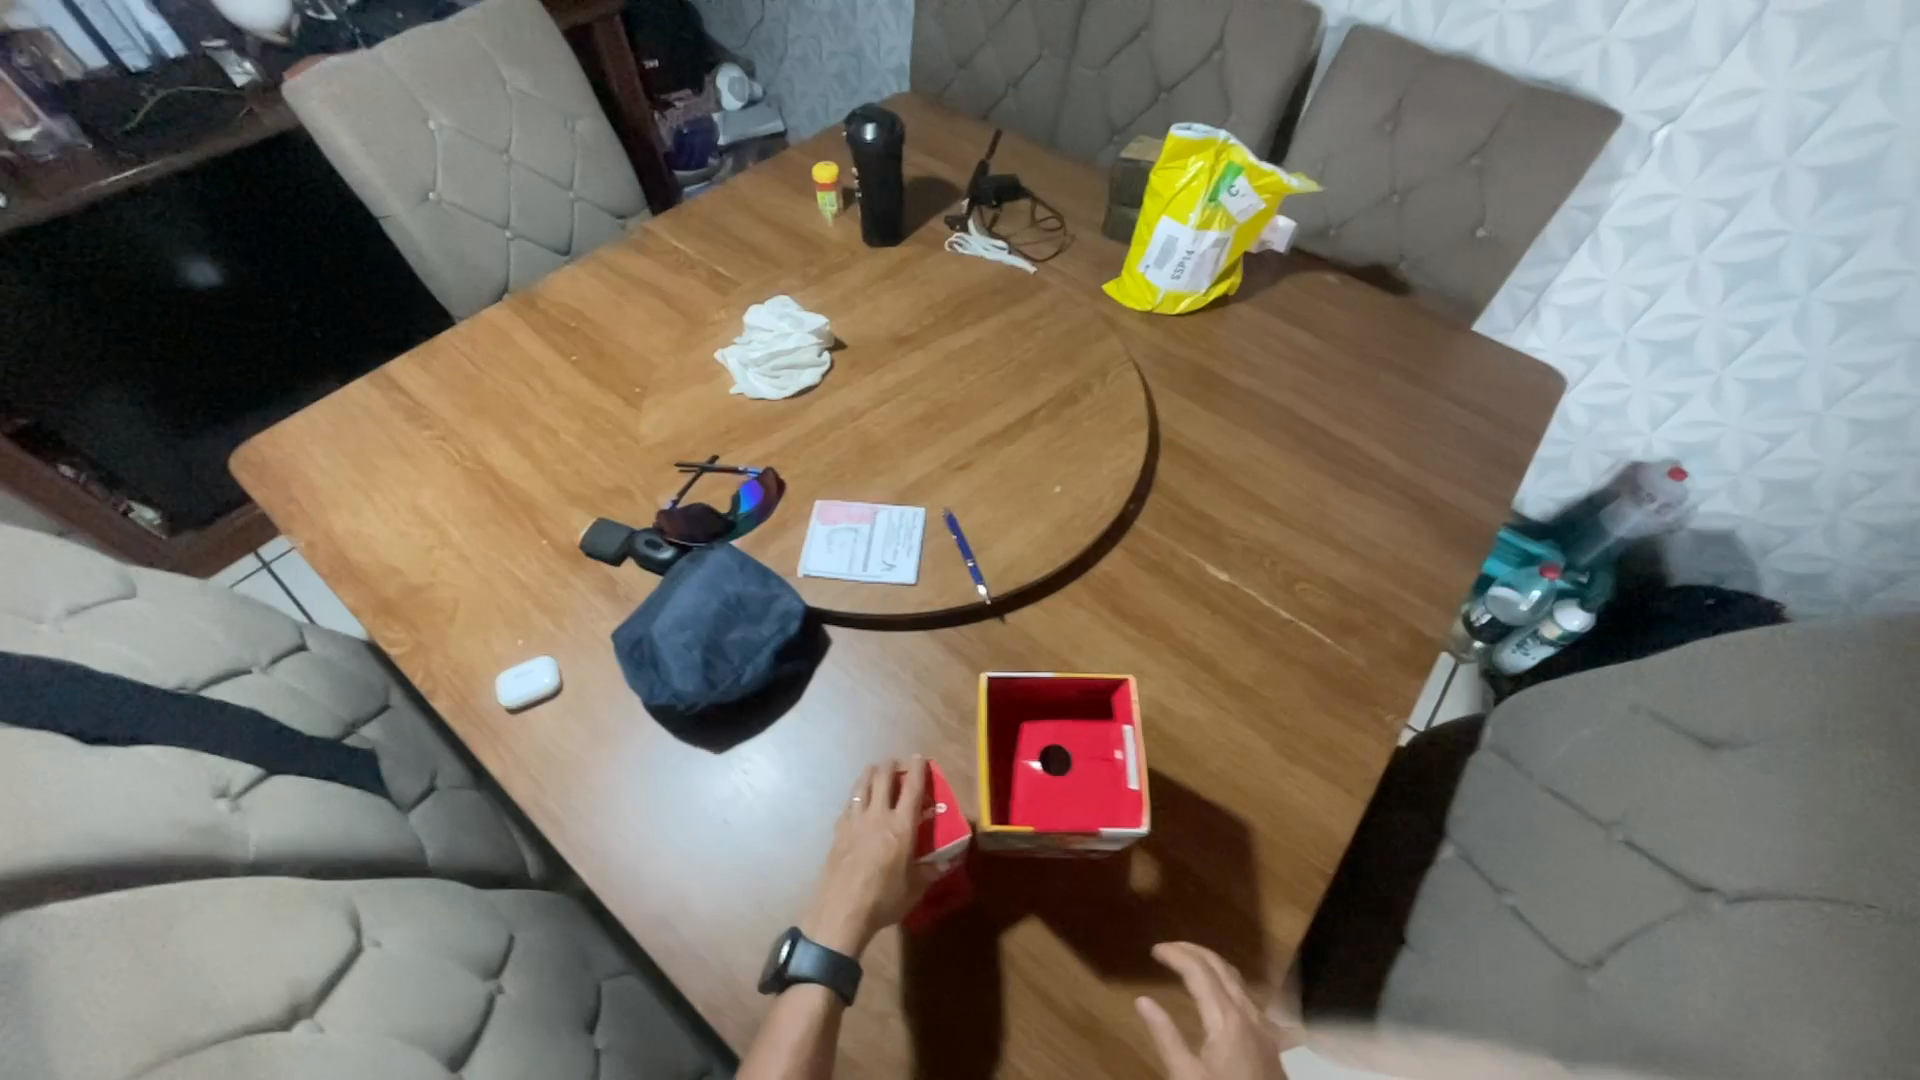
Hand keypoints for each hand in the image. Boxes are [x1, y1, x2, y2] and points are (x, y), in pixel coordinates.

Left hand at [799, 757, 937, 956]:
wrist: (842, 911)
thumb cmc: (884, 900)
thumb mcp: (914, 888)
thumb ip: (931, 871)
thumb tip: (948, 861)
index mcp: (902, 826)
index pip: (912, 789)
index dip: (918, 770)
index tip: (919, 757)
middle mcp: (878, 816)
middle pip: (883, 778)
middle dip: (891, 765)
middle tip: (896, 763)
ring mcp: (855, 821)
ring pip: (862, 785)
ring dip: (870, 773)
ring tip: (875, 770)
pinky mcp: (838, 831)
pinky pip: (849, 804)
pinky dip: (856, 795)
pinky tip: (857, 800)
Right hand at [1136, 943, 1287, 1079]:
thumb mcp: (1187, 1077)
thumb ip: (1166, 1037)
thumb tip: (1143, 1001)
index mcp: (1226, 1019)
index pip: (1198, 970)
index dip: (1175, 954)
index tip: (1154, 950)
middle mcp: (1248, 1013)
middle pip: (1220, 966)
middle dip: (1192, 950)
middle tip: (1167, 949)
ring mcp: (1263, 1025)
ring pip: (1236, 978)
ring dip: (1210, 962)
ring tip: (1187, 962)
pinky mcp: (1270, 1040)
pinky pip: (1246, 995)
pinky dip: (1226, 980)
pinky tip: (1218, 993)